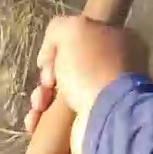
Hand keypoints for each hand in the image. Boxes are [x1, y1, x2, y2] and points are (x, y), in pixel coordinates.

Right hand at [24, 16, 150, 153]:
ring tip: (39, 105)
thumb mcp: (73, 30)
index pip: (81, 40)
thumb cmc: (92, 68)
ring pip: (59, 95)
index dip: (59, 47)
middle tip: (46, 83)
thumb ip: (58, 28)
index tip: (50, 59)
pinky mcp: (87, 125)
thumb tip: (49, 54)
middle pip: (67, 69)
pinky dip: (42, 120)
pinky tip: (35, 121)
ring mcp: (100, 100)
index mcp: (117, 43)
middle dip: (47, 77)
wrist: (104, 117)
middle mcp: (112, 70)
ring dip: (40, 99)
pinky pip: (58, 120)